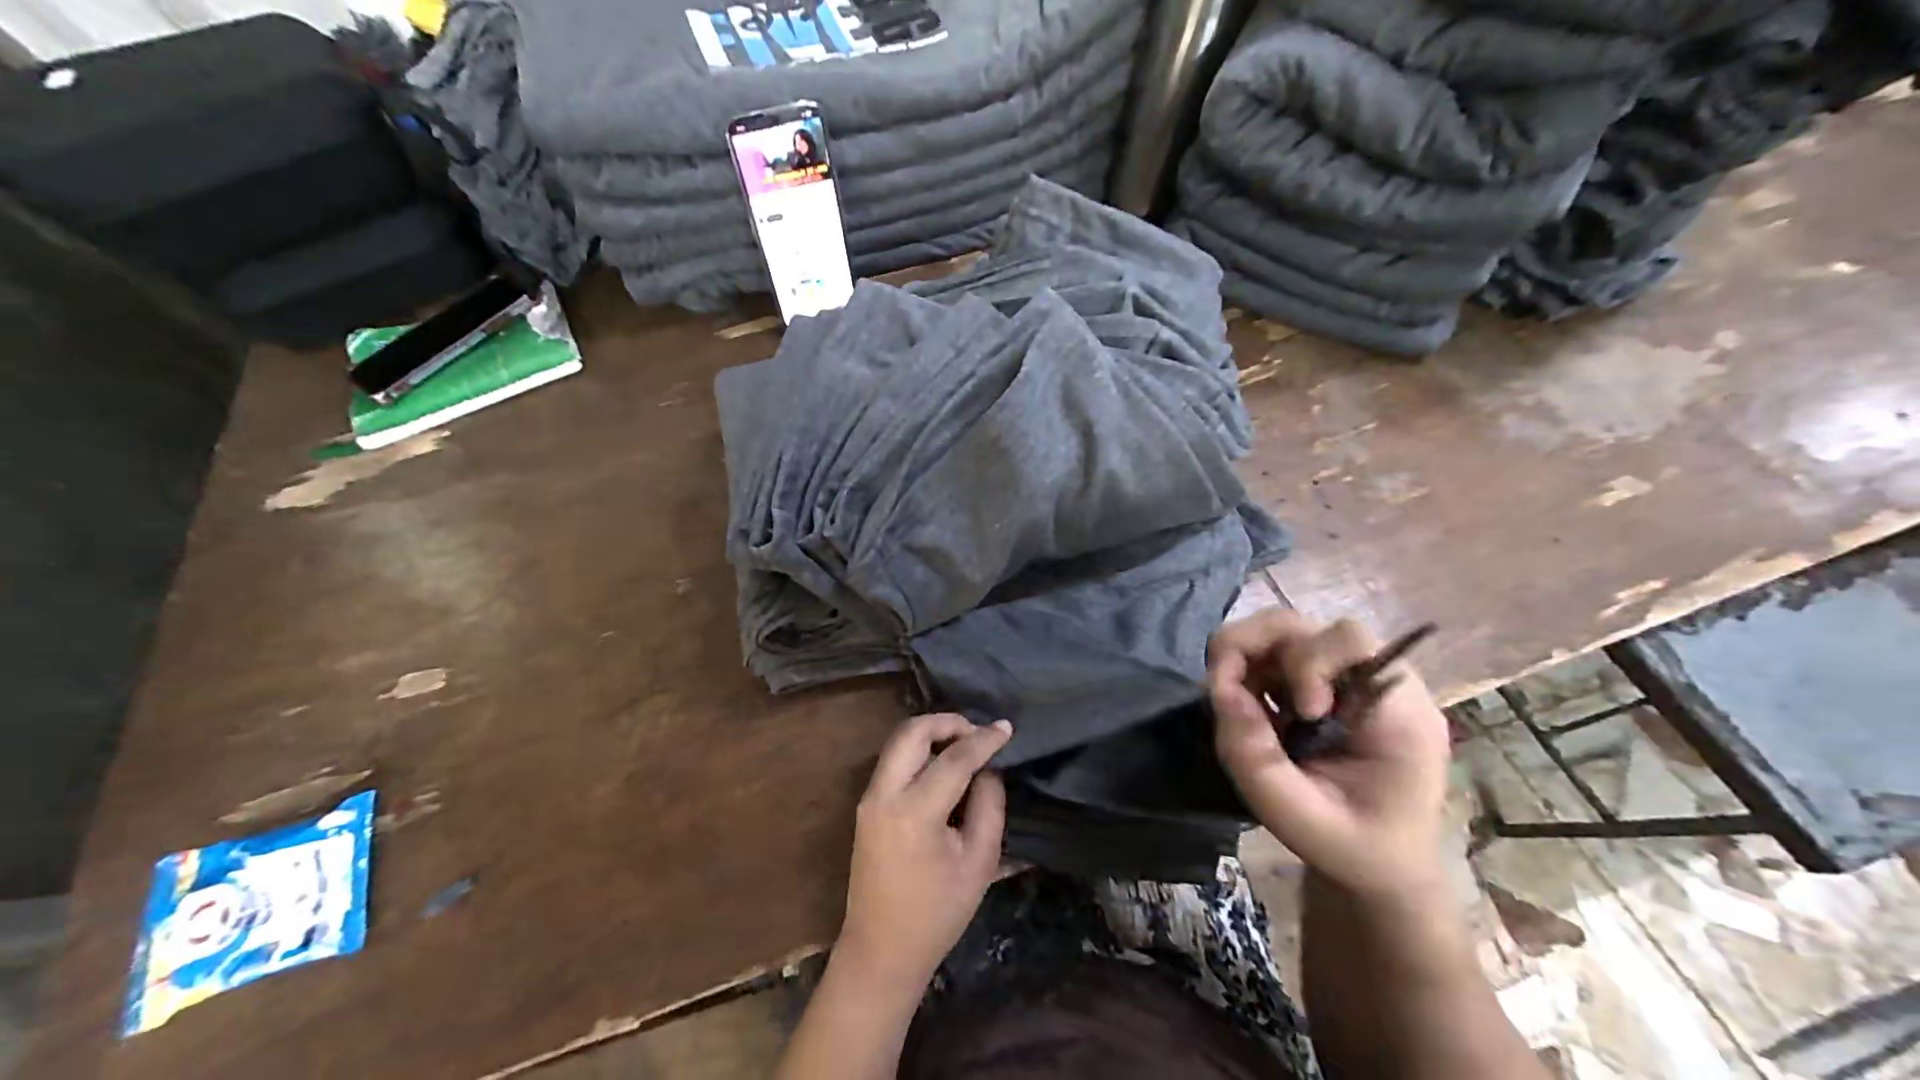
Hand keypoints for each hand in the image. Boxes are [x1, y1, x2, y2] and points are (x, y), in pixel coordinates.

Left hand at [837, 713, 1010, 991]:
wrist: (882, 949)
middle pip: (912, 731)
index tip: (1006, 728)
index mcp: (914, 813)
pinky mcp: (866, 805)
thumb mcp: (980, 861)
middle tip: (978, 733)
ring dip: (931, 733)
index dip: (983, 739)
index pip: (954, 758)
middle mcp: (884, 795)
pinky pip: (893, 760)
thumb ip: (989, 806)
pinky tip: (943, 764)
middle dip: (947, 722)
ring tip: (965, 745)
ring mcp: (869, 799)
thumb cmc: (938, 912)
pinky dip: (918, 750)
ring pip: (898, 740)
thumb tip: (987, 770)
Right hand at [1207, 611, 1451, 899]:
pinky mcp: (1316, 684)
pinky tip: (1248, 710)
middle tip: (1229, 691)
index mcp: (1397, 710)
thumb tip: (1221, 693)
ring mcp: (1340, 679)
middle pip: (1303, 626)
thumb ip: (1256, 760)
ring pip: (1279, 634)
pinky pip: (1271, 656)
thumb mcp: (1300, 819)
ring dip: (1243, 660)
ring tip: (1237, 705)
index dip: (1309, 662)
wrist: (1379, 867)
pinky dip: (1245, 673)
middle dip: (1252, 648)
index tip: (1304, 715)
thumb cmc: (1353, 848)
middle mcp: (1370, 680)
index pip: (1350, 640)